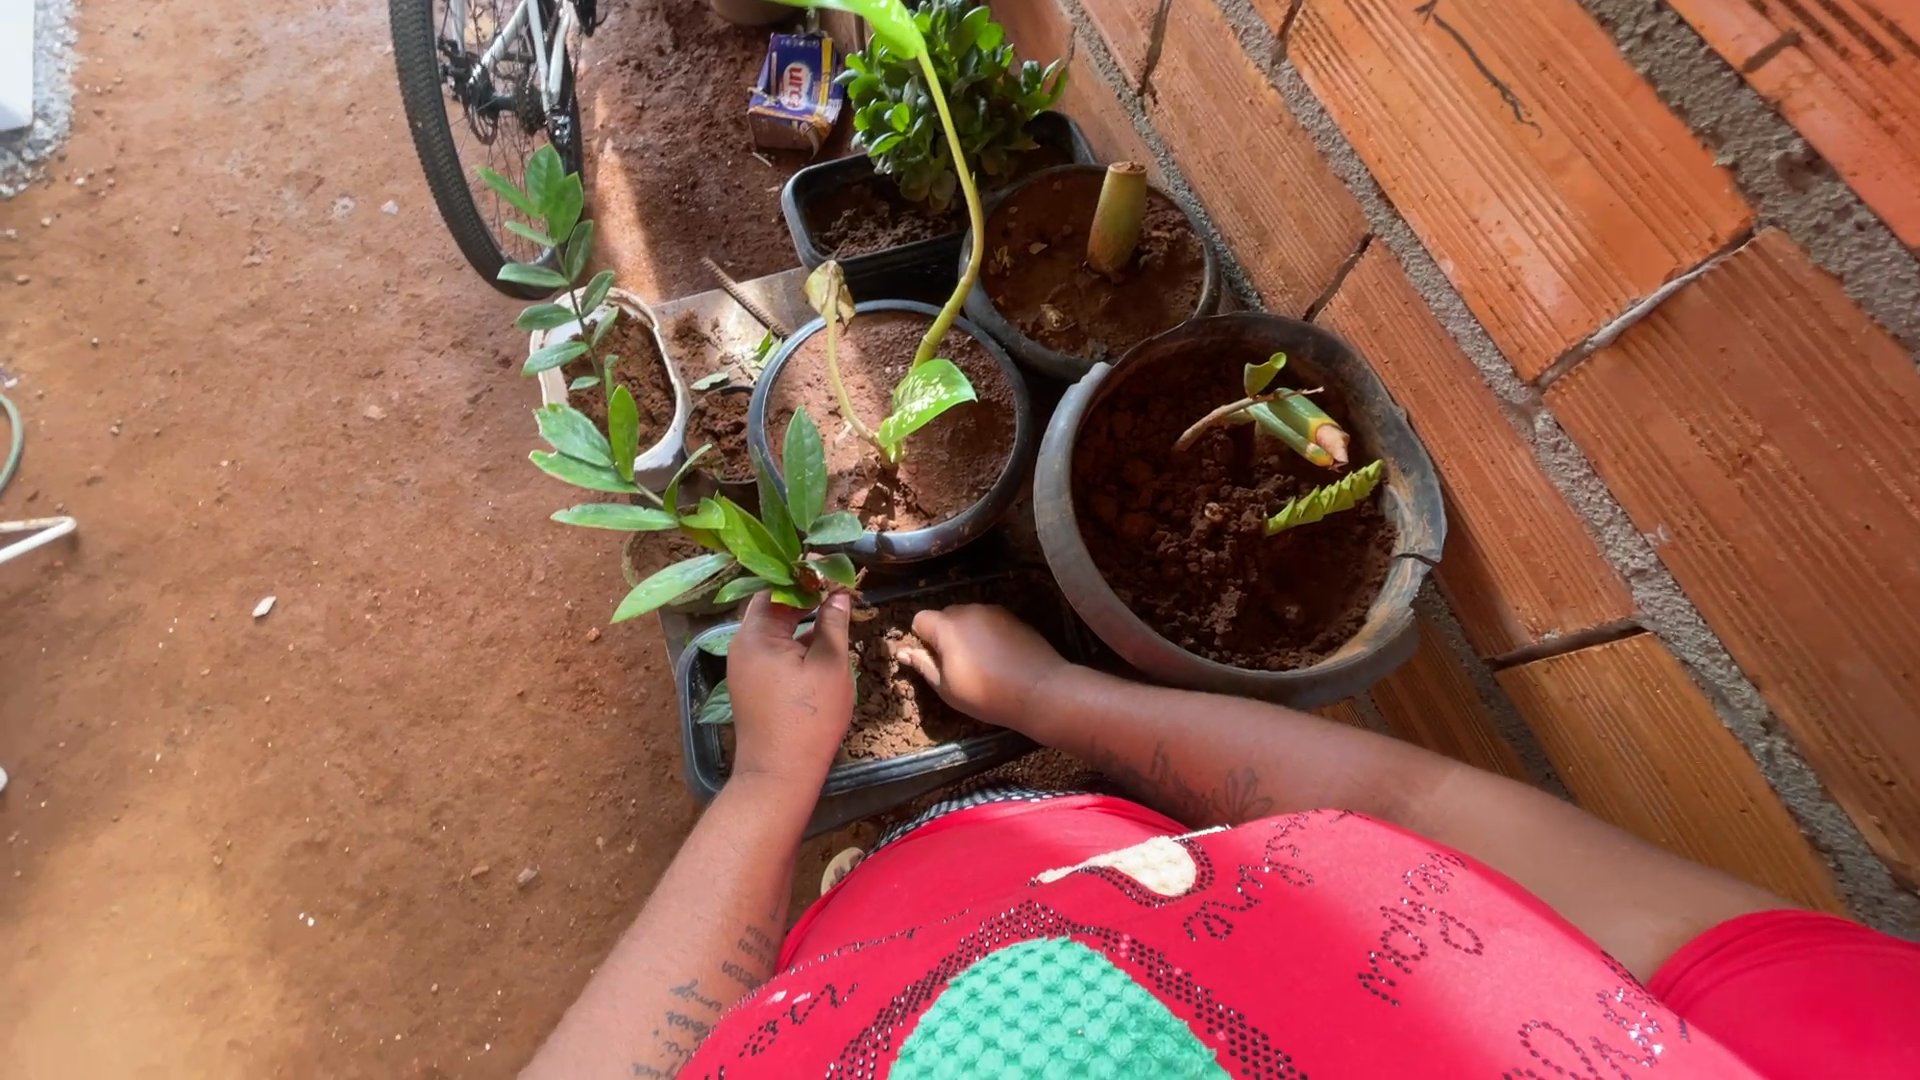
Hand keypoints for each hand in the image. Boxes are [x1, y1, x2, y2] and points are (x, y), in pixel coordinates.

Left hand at [726, 591, 854, 793]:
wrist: (779, 774)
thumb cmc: (808, 716)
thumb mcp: (829, 664)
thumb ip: (833, 623)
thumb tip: (838, 594)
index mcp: (755, 634)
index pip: (777, 588)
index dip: (805, 575)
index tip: (833, 569)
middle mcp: (742, 645)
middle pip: (773, 607)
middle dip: (804, 595)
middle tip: (837, 587)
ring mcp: (744, 667)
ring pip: (774, 629)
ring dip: (801, 618)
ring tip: (834, 610)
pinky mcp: (752, 685)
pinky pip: (773, 650)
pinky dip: (795, 641)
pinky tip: (821, 642)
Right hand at [892, 604, 1069, 729]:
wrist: (1040, 690)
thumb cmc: (987, 694)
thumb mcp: (947, 688)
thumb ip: (923, 665)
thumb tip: (903, 651)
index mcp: (948, 626)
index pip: (920, 619)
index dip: (922, 640)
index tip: (935, 662)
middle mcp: (970, 611)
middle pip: (945, 616)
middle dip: (944, 636)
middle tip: (957, 667)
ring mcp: (995, 612)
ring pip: (969, 619)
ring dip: (967, 635)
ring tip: (982, 664)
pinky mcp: (1014, 617)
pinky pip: (989, 622)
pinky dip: (988, 635)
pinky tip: (1000, 659)